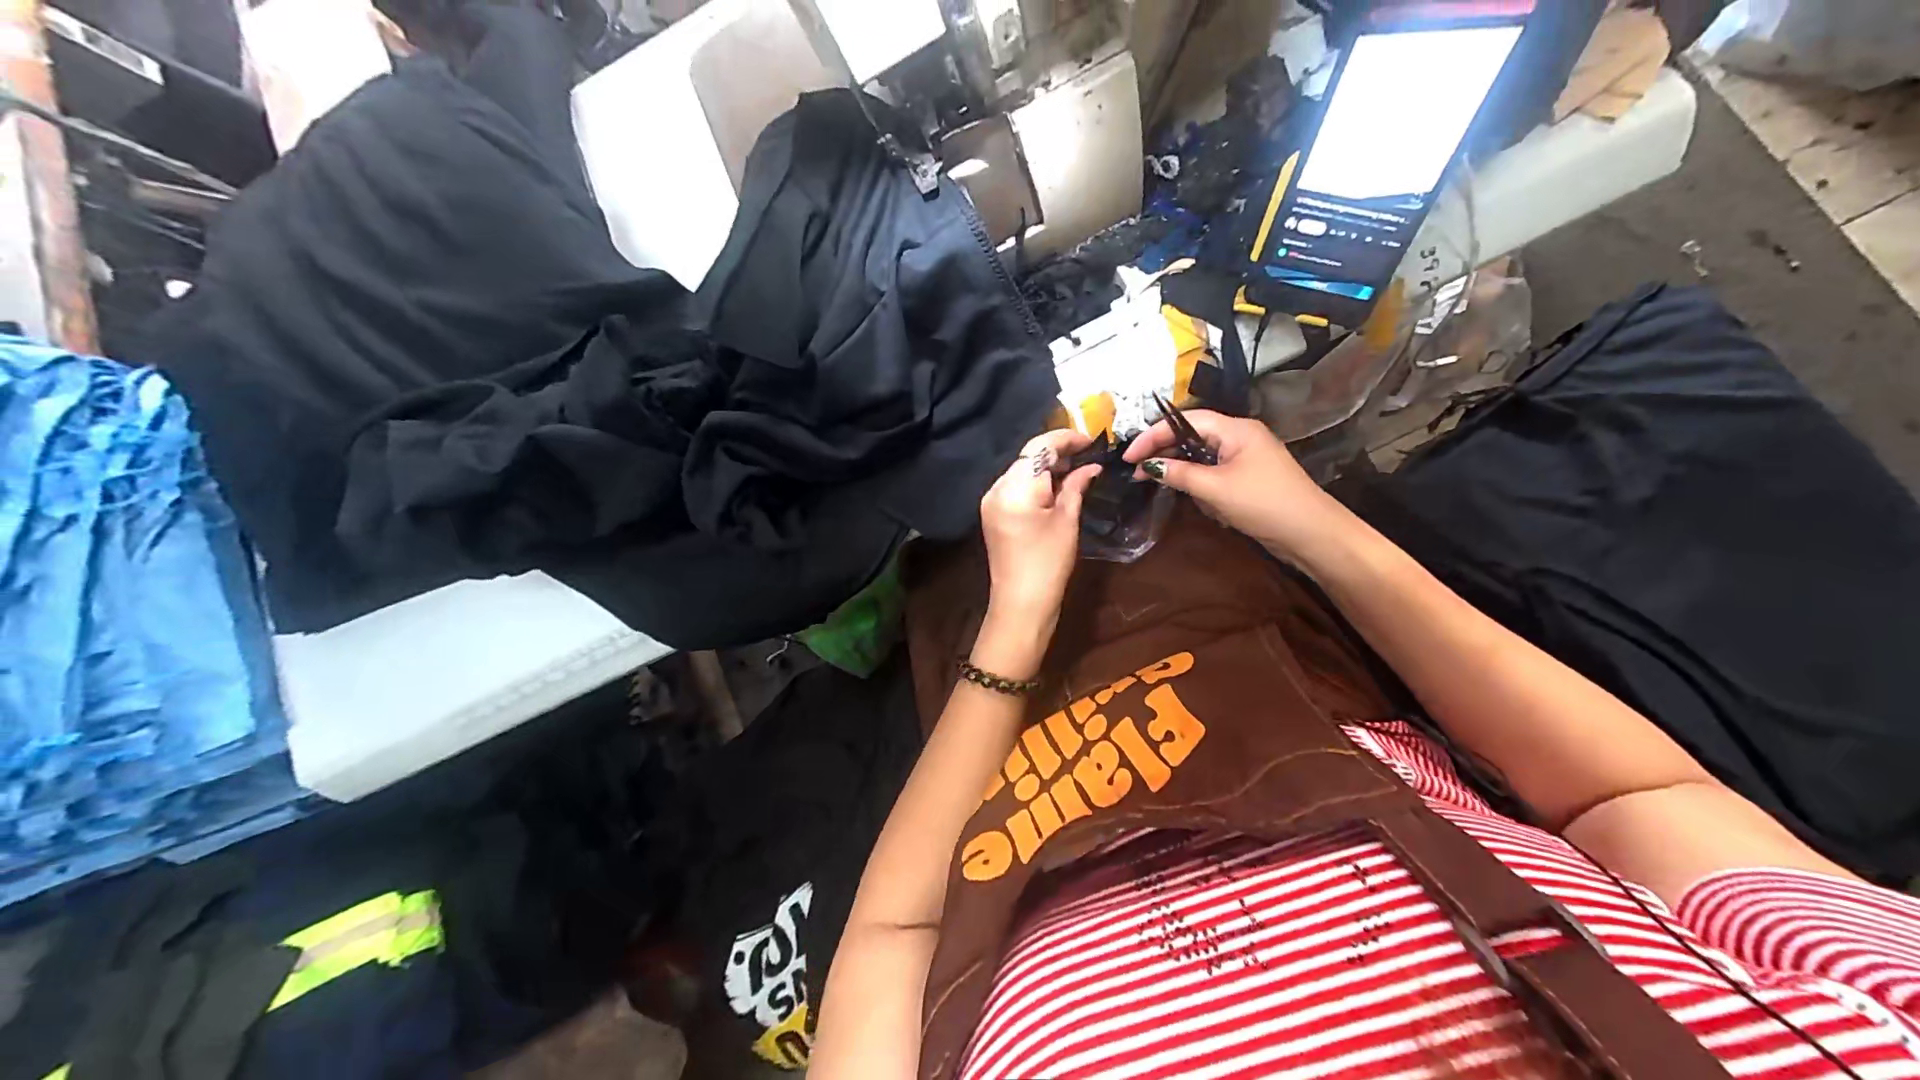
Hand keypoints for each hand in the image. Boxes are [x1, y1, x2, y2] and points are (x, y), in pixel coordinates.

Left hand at [975, 429, 1101, 679]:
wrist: (1021, 603)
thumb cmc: (1049, 564)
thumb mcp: (1067, 521)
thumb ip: (1075, 486)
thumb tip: (1090, 465)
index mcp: (1015, 488)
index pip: (1039, 447)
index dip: (1066, 438)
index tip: (1091, 440)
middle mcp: (996, 488)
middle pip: (1027, 456)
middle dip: (1056, 450)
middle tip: (1087, 454)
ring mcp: (991, 500)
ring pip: (1021, 469)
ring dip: (1046, 465)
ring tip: (1076, 468)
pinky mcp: (992, 512)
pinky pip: (1015, 485)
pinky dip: (1035, 480)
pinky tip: (1055, 485)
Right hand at [1123, 409, 1356, 568]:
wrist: (1310, 533)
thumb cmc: (1263, 503)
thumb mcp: (1214, 488)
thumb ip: (1179, 474)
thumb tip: (1148, 467)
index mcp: (1235, 429)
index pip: (1185, 421)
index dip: (1153, 435)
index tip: (1129, 456)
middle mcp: (1240, 436)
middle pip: (1191, 435)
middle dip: (1164, 452)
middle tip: (1136, 471)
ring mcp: (1245, 457)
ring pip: (1201, 455)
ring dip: (1180, 469)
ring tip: (1158, 484)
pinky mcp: (1247, 478)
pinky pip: (1213, 472)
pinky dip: (1197, 482)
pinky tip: (1190, 496)